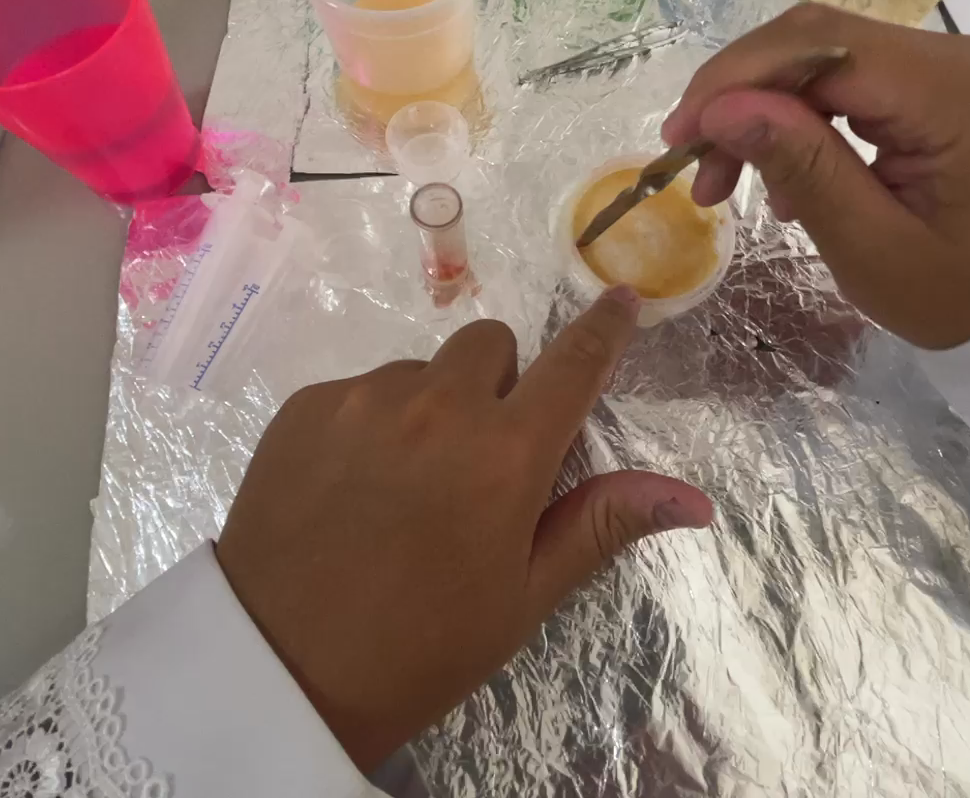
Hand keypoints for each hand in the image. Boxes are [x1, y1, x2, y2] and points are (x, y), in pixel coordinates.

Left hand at [215, 289, 713, 770]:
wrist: (276, 672)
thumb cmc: (421, 644)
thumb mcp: (524, 594)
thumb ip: (603, 524)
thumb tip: (693, 499)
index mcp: (504, 454)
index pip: (572, 366)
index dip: (603, 329)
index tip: (619, 297)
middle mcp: (438, 405)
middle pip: (491, 345)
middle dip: (498, 384)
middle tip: (477, 453)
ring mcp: (365, 397)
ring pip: (423, 370)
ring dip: (431, 407)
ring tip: (402, 483)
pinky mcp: (308, 403)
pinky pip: (362, 389)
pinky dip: (372, 422)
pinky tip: (349, 485)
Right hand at [662, 4, 969, 349]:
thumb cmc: (962, 296)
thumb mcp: (870, 246)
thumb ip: (800, 166)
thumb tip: (721, 108)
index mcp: (953, 90)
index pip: (819, 47)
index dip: (735, 80)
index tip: (679, 138)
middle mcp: (955, 57)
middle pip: (815, 42)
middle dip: (739, 94)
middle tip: (692, 161)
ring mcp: (948, 70)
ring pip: (821, 61)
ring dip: (761, 112)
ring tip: (726, 182)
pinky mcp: (935, 90)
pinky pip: (846, 86)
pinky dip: (798, 124)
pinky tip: (779, 178)